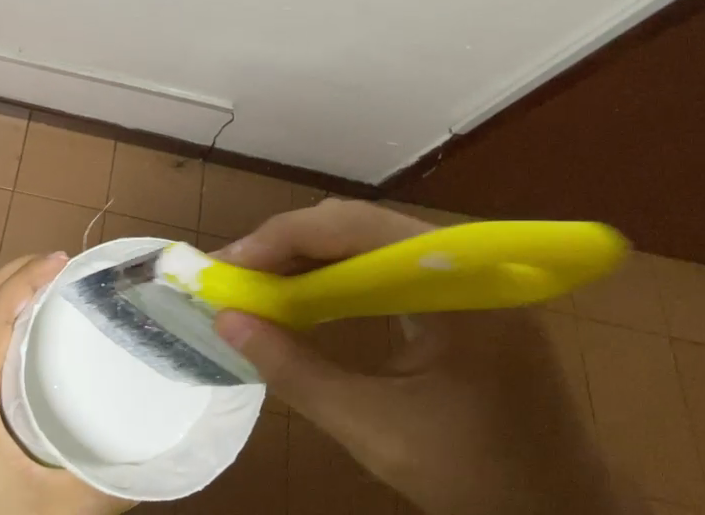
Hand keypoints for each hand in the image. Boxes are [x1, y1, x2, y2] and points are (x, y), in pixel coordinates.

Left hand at [0, 253, 134, 514]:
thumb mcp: (48, 509)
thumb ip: (102, 491)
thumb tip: (151, 467)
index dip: (27, 276)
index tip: (63, 260)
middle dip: (15, 273)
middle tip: (59, 266)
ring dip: (6, 298)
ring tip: (50, 296)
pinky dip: (0, 327)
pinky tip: (29, 350)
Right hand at [213, 200, 643, 514]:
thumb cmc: (478, 479)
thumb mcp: (376, 430)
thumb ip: (296, 372)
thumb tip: (226, 321)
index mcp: (459, 283)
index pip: (353, 228)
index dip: (282, 238)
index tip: (228, 266)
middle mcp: (468, 261)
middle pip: (360, 224)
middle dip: (290, 245)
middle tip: (237, 276)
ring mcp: (473, 276)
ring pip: (372, 240)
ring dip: (313, 258)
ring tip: (261, 285)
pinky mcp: (470, 295)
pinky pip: (393, 265)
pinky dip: (345, 276)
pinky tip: (310, 298)